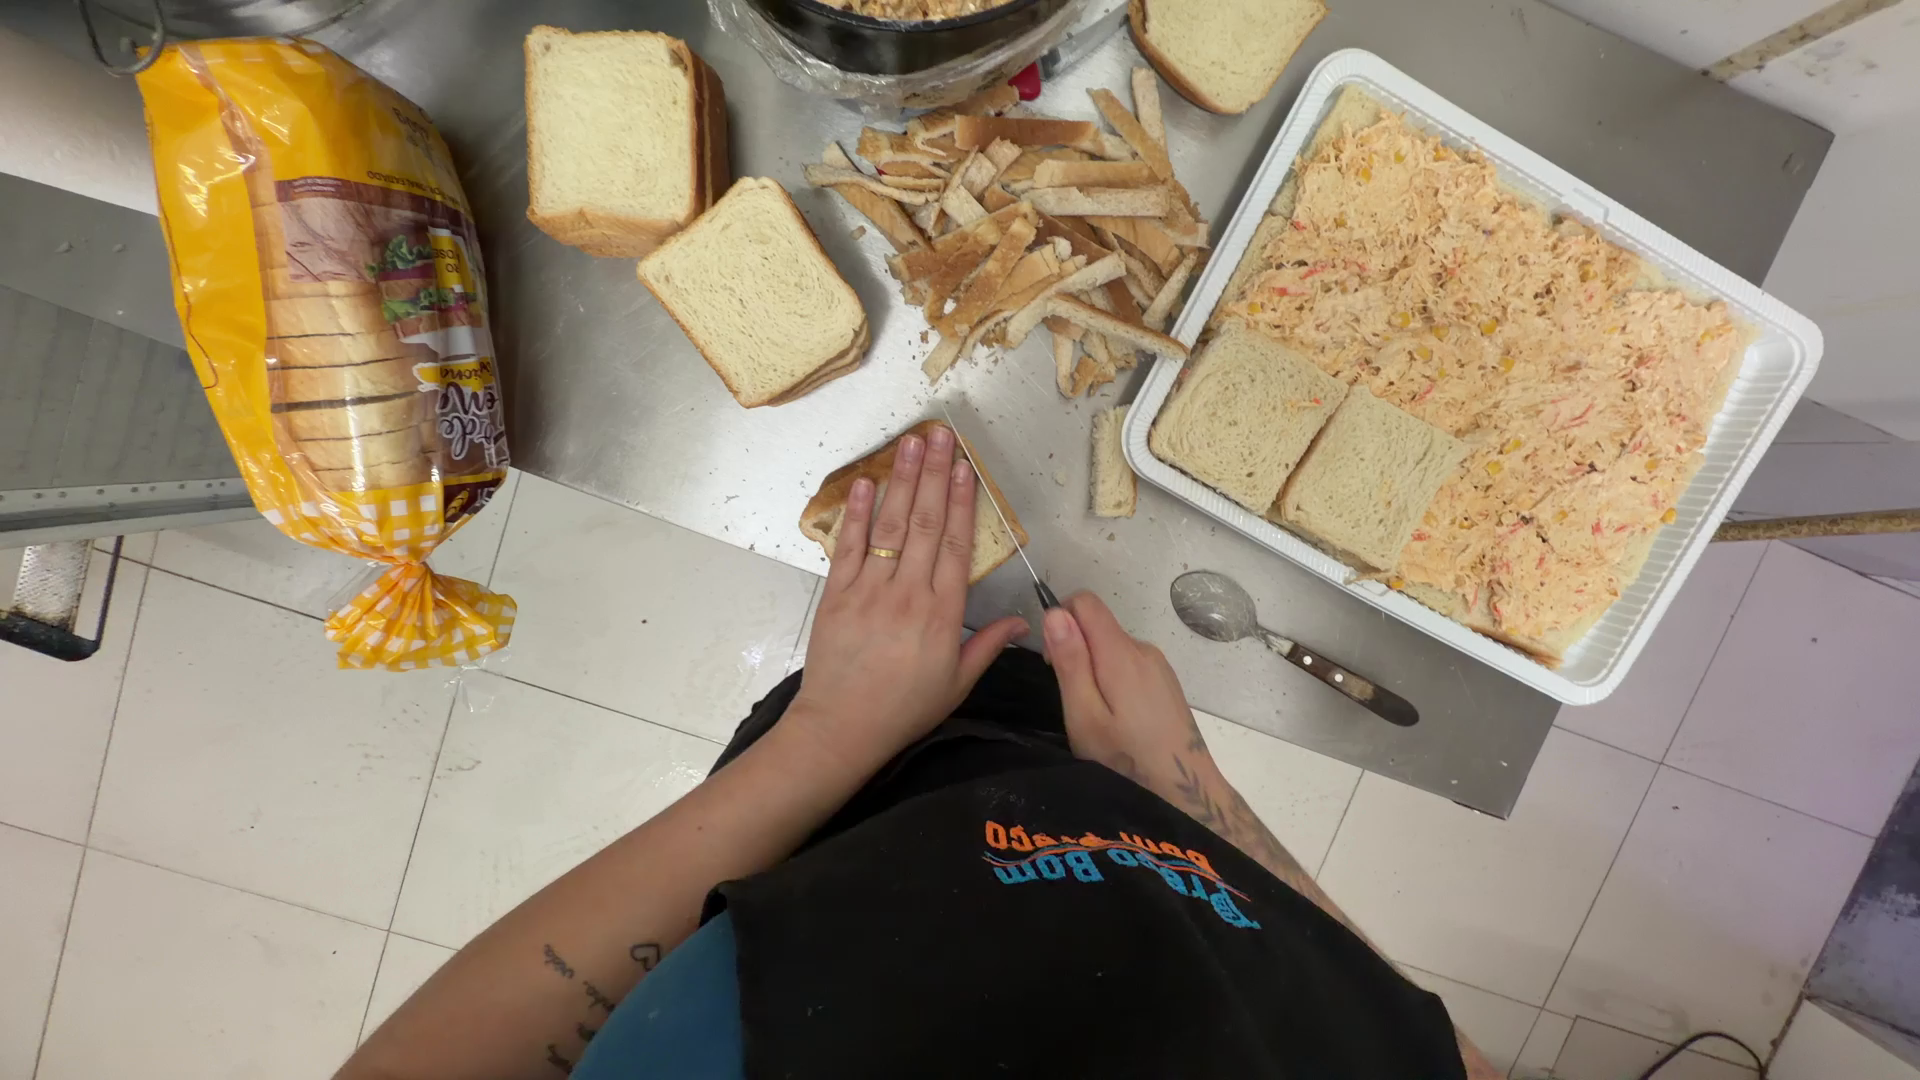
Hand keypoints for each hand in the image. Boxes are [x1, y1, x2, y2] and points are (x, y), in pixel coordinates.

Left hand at [788, 425, 1027, 775]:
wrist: (842, 728)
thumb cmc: (904, 708)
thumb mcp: (957, 683)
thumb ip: (988, 645)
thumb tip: (1025, 621)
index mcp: (941, 613)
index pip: (954, 545)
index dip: (962, 502)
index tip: (966, 468)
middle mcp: (907, 592)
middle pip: (924, 523)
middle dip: (934, 475)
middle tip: (939, 435)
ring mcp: (869, 589)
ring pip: (889, 525)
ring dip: (901, 481)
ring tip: (909, 444)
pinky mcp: (836, 594)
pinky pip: (848, 546)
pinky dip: (856, 513)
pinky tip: (865, 483)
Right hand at [1042, 592, 1215, 797]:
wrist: (1186, 793)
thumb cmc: (1126, 760)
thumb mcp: (1084, 716)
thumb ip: (1070, 662)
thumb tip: (1055, 612)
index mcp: (1121, 652)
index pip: (1085, 602)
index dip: (1060, 621)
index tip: (1054, 663)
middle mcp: (1143, 649)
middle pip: (1097, 625)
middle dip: (1075, 651)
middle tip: (1074, 703)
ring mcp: (1158, 665)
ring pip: (1112, 647)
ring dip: (1095, 669)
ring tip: (1098, 717)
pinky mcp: (1166, 682)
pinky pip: (1129, 664)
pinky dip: (1113, 680)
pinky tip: (1119, 720)